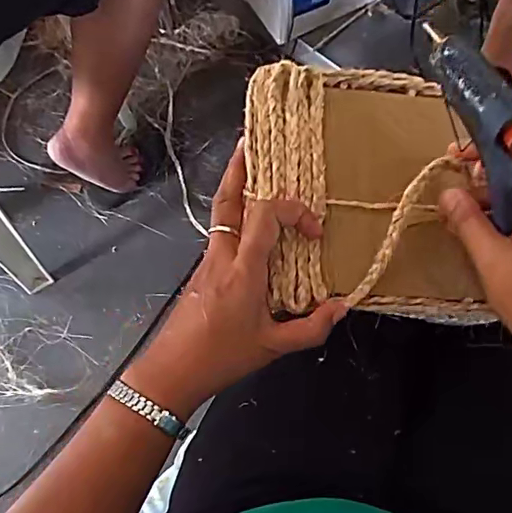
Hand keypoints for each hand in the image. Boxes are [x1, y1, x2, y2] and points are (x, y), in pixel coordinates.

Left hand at [125, 142, 346, 415]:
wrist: (170, 371)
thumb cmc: (221, 357)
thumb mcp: (273, 347)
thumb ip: (311, 328)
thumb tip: (340, 307)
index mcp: (243, 270)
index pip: (266, 216)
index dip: (294, 210)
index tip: (314, 230)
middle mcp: (222, 256)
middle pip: (228, 199)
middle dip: (240, 166)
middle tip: (251, 140)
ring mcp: (208, 261)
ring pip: (220, 211)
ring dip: (234, 184)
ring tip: (248, 164)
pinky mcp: (202, 270)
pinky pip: (220, 231)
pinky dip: (234, 213)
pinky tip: (247, 219)